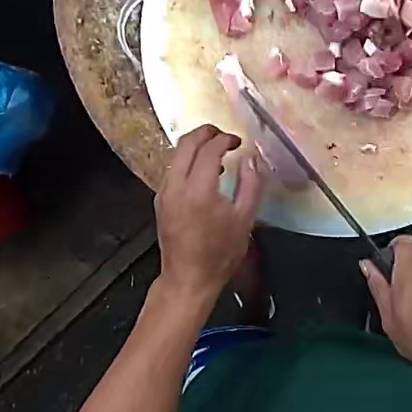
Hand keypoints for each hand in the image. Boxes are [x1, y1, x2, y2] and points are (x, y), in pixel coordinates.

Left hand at [156, 125, 263, 302]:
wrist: (188, 278)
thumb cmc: (221, 253)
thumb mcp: (245, 219)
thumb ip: (251, 183)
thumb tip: (251, 158)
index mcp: (199, 190)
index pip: (209, 149)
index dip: (226, 140)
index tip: (239, 142)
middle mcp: (176, 187)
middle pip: (186, 143)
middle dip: (206, 133)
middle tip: (225, 136)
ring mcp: (164, 193)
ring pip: (176, 155)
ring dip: (196, 147)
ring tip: (218, 153)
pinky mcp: (160, 200)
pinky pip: (173, 169)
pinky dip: (188, 161)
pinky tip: (205, 174)